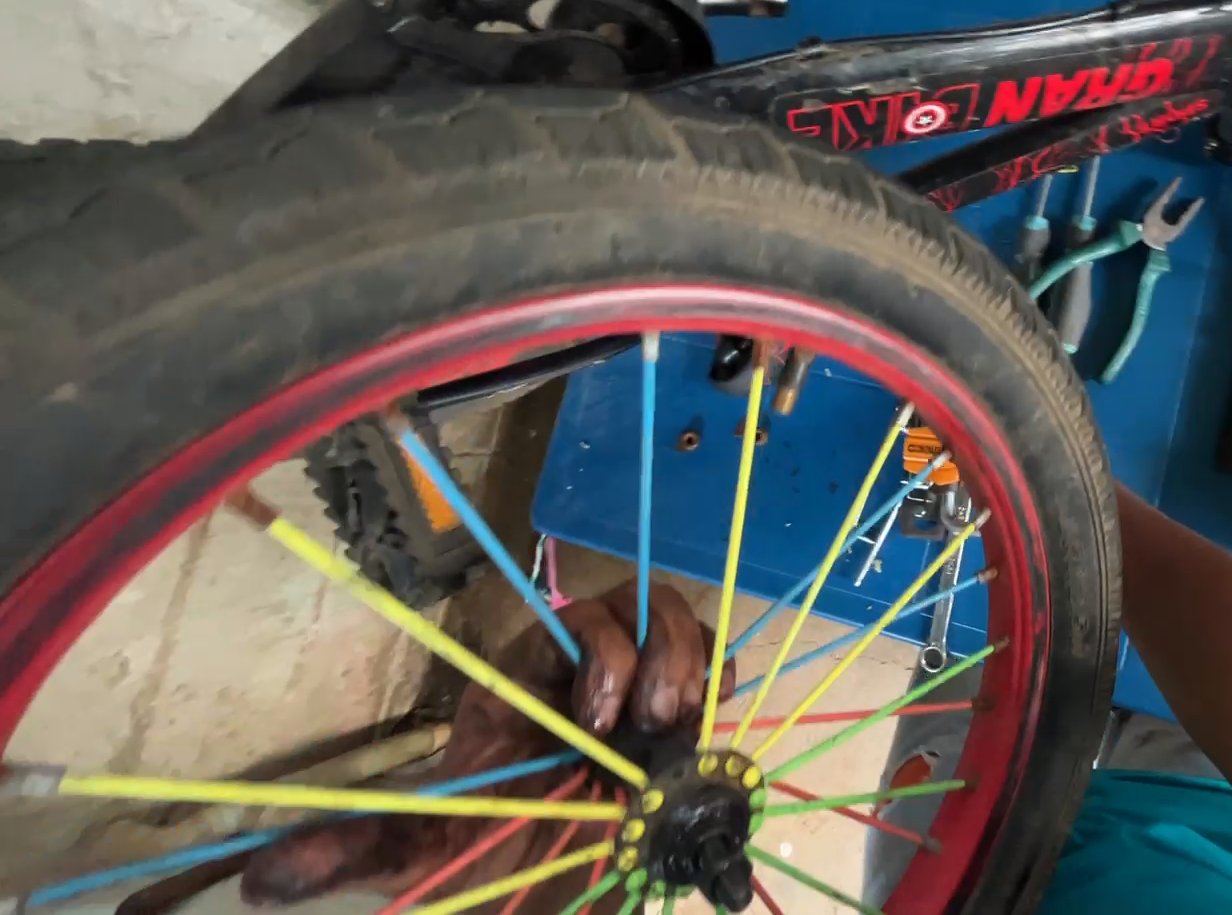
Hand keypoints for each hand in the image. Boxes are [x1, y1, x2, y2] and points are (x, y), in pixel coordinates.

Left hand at [241, 578, 732, 906]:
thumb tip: (263, 876)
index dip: (599, 655)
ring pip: (677, 617)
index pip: (571, 621)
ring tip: (683, 723)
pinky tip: (711, 713)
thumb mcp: (430, 849)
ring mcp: (641, 675)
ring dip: (691, 659)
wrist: (558, 878)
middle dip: (657, 650)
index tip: (597, 724)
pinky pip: (714, 655)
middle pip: (634, 602)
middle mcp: (588, 661)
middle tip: (657, 719)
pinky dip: (719, 672)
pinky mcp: (681, 697)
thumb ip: (366, 845)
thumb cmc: (493, 853)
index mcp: (528, 674)